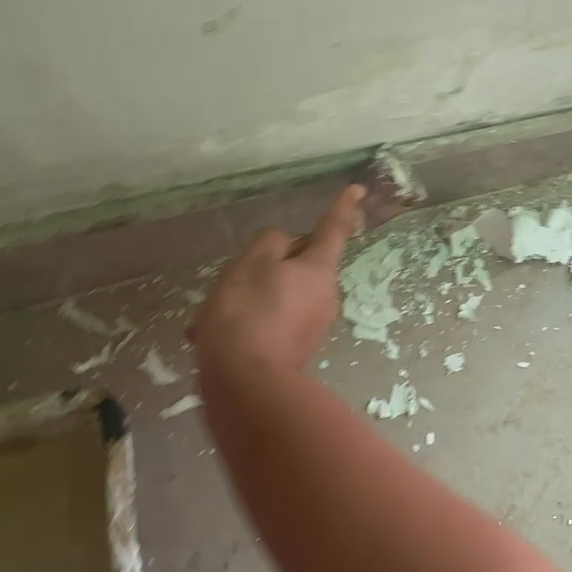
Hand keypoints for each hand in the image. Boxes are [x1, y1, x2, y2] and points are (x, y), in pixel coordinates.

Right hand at [191, 184, 365, 375]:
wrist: (247, 382)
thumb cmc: (247, 313)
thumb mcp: (251, 264)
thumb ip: (271, 244)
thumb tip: (285, 246)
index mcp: (320, 269)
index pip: (333, 228)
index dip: (343, 207)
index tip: (358, 189)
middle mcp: (327, 295)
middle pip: (303, 266)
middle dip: (270, 268)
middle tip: (233, 281)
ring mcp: (316, 324)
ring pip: (282, 296)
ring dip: (252, 299)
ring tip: (213, 316)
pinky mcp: (300, 349)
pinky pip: (273, 324)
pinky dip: (248, 324)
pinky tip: (214, 337)